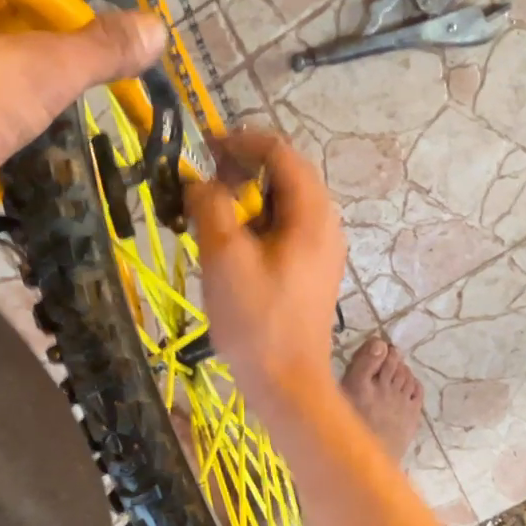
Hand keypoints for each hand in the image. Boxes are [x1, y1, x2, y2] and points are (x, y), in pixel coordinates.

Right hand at [186, 132, 347, 410]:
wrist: (288, 384)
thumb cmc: (256, 321)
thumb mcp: (224, 257)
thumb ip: (210, 206)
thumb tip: (200, 182)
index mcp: (312, 211)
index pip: (279, 151)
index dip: (239, 142)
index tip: (202, 150)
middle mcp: (326, 224)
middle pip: (283, 177)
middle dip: (240, 174)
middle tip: (201, 189)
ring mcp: (322, 252)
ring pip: (282, 208)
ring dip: (245, 204)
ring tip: (210, 221)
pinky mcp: (312, 276)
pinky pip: (284, 235)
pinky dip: (256, 230)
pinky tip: (230, 252)